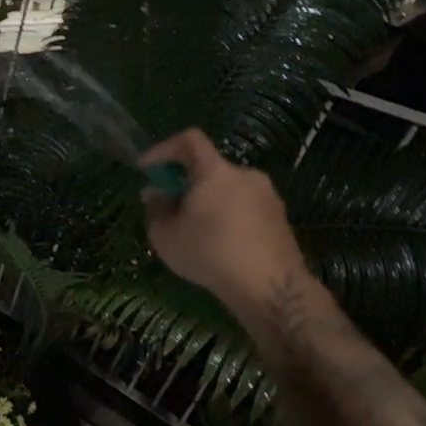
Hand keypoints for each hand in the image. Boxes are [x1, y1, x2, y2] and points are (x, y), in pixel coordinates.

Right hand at [139, 129, 307, 312]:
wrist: (268, 285)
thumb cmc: (208, 252)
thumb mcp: (165, 234)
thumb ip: (156, 208)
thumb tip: (156, 192)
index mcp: (215, 172)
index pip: (189, 140)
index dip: (163, 149)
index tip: (146, 168)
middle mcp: (245, 174)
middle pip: (208, 168)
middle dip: (185, 183)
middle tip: (169, 209)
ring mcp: (267, 195)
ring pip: (227, 188)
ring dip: (207, 201)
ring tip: (194, 231)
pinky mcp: (279, 216)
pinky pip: (244, 206)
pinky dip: (226, 215)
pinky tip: (219, 244)